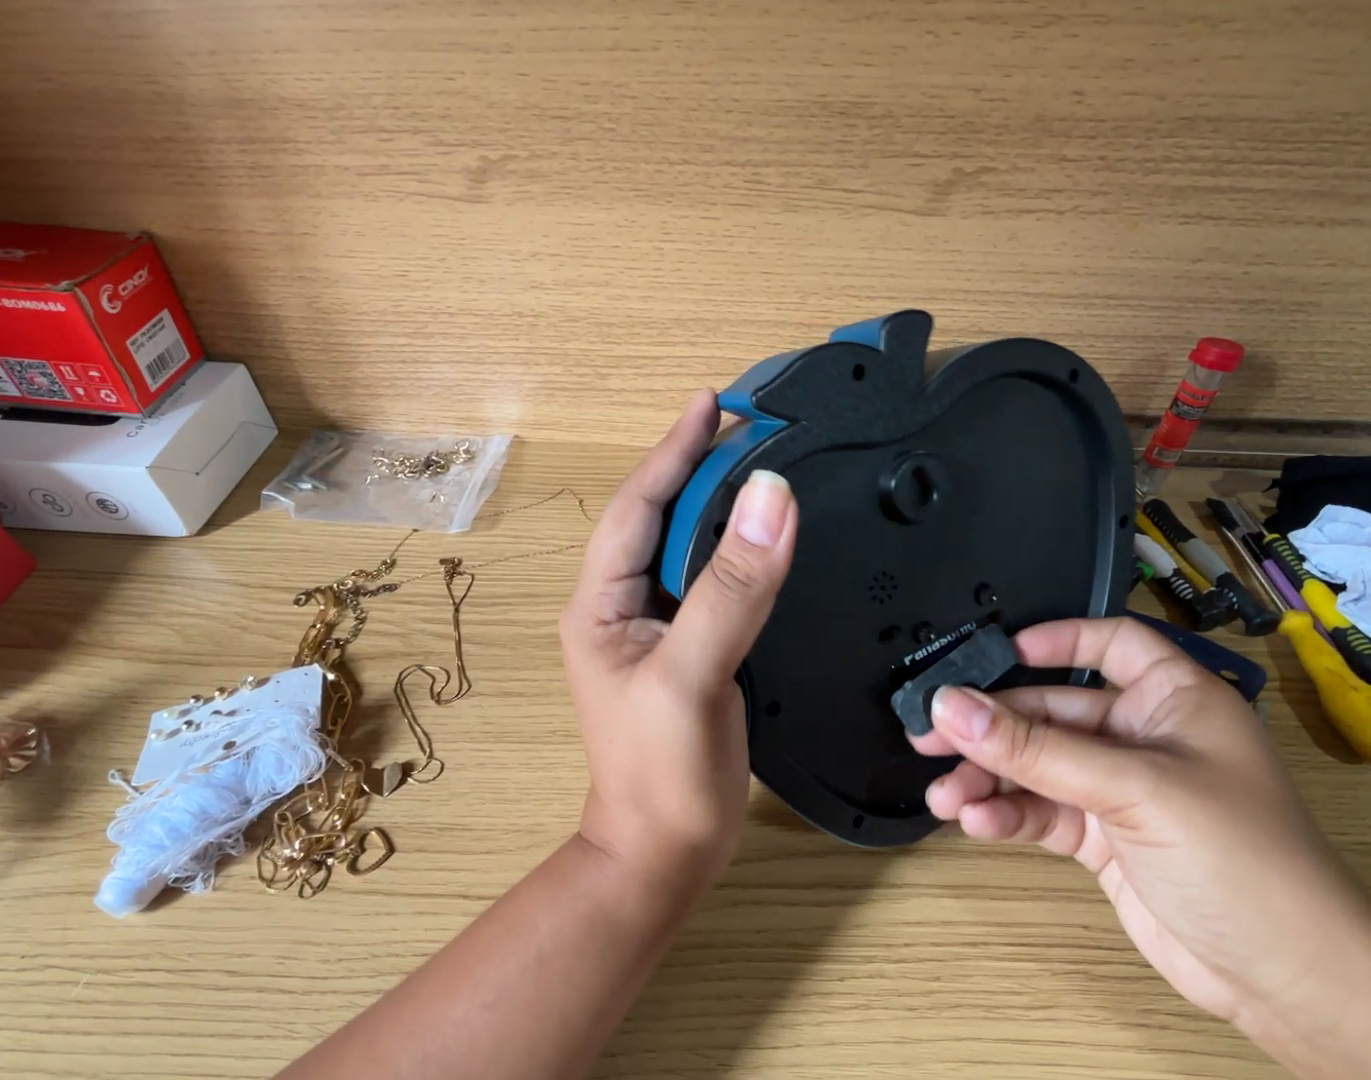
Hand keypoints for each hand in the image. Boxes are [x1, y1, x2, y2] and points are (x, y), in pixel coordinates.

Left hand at [560, 392, 797, 887]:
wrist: (665, 852)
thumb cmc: (663, 773)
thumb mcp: (693, 674)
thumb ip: (730, 588)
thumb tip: (771, 497)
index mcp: (599, 603)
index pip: (637, 506)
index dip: (674, 450)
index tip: (712, 401)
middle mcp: (618, 604)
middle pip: (659, 516)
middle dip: (698, 465)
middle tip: (749, 422)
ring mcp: (650, 627)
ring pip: (683, 545)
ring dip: (717, 501)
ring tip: (758, 459)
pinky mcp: (684, 647)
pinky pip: (707, 579)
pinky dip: (734, 546)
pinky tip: (760, 531)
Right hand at [911, 617, 1370, 1031]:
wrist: (1290, 983)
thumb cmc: (1244, 862)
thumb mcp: (1132, 790)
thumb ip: (1035, 749)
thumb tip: (952, 707)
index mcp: (1174, 699)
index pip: (1111, 643)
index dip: (1056, 639)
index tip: (995, 653)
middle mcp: (1144, 736)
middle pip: (1051, 710)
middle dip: (991, 726)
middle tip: (931, 735)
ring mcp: (1121, 789)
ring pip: (1036, 765)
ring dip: (988, 777)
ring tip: (944, 796)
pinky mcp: (1103, 837)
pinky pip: (1041, 811)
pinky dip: (1007, 816)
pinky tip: (978, 824)